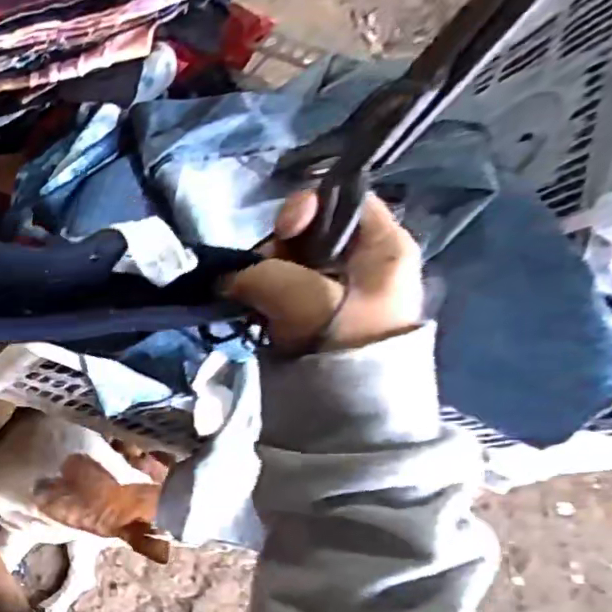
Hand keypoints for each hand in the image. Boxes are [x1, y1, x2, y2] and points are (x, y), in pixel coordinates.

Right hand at [221, 191, 423, 355]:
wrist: (344, 411)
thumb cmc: (338, 342)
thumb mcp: (303, 297)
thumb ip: (263, 273)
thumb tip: (229, 276)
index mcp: (382, 246)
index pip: (343, 201)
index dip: (308, 207)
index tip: (281, 231)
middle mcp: (361, 264)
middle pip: (309, 234)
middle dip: (275, 251)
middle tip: (260, 274)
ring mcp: (333, 295)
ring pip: (287, 266)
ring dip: (261, 278)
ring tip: (251, 300)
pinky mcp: (308, 321)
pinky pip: (278, 294)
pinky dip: (260, 299)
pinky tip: (252, 311)